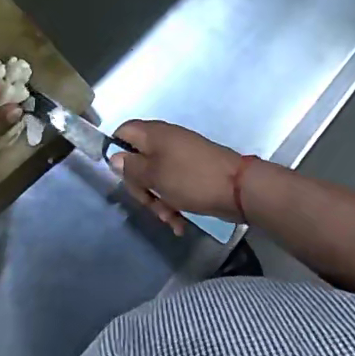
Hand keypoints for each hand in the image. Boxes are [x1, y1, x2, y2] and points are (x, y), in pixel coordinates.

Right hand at [110, 120, 252, 234]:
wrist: (240, 189)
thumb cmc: (191, 178)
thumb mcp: (154, 175)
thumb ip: (130, 167)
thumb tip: (114, 158)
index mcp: (153, 134)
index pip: (123, 132)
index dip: (116, 151)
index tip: (121, 175)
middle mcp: (165, 141)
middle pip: (137, 160)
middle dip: (141, 186)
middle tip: (149, 203)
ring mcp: (180, 156)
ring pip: (155, 177)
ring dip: (158, 200)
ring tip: (169, 218)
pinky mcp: (193, 172)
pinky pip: (174, 185)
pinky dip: (173, 202)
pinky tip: (179, 223)